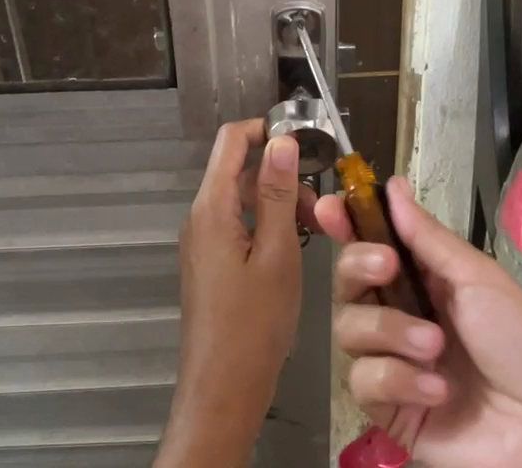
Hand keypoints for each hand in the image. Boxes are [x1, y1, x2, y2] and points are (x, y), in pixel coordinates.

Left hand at [154, 120, 317, 467]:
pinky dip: (266, 226)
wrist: (222, 391)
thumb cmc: (254, 324)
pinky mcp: (210, 263)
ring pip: (241, 200)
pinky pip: (237, 226)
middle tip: (321, 206)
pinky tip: (293, 250)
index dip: (266, 129)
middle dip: (281, 175)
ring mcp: (202, 242)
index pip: (231, 140)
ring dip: (278, 203)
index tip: (305, 143)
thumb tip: (281, 141)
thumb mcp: (276, 254)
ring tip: (315, 230)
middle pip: (238, 170)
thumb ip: (277, 194)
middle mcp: (200, 217)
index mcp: (211, 207)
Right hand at [318, 176, 521, 467]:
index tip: (328, 207)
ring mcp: (393, 363)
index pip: (372, 244)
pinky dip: (398, 381)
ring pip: (349, 330)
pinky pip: (364, 382)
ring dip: (389, 331)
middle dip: (359, 266)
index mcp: (423, 280)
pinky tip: (437, 391)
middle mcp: (401, 315)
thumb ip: (426, 237)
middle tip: (387, 267)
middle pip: (348, 281)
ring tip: (435, 347)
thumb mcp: (478, 279)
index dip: (345, 224)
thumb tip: (391, 184)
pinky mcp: (390, 410)